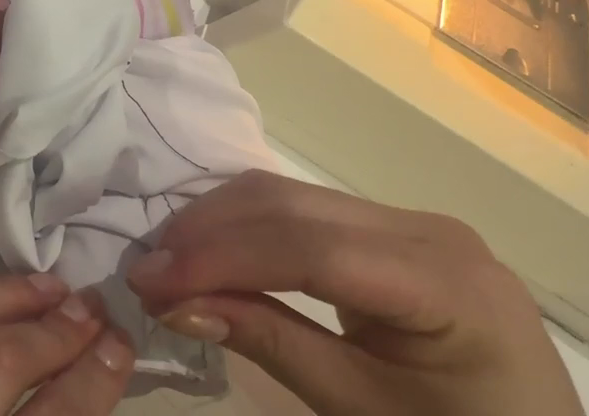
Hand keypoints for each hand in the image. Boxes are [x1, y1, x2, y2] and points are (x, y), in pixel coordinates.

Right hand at [128, 171, 584, 415]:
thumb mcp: (363, 409)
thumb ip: (269, 342)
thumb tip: (171, 301)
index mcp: (443, 280)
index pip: (307, 248)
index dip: (217, 259)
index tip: (146, 282)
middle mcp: (427, 227)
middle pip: (287, 207)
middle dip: (203, 234)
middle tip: (145, 273)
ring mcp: (409, 221)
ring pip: (283, 195)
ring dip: (214, 223)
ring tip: (167, 263)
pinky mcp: (389, 228)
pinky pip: (300, 208)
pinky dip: (242, 225)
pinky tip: (209, 248)